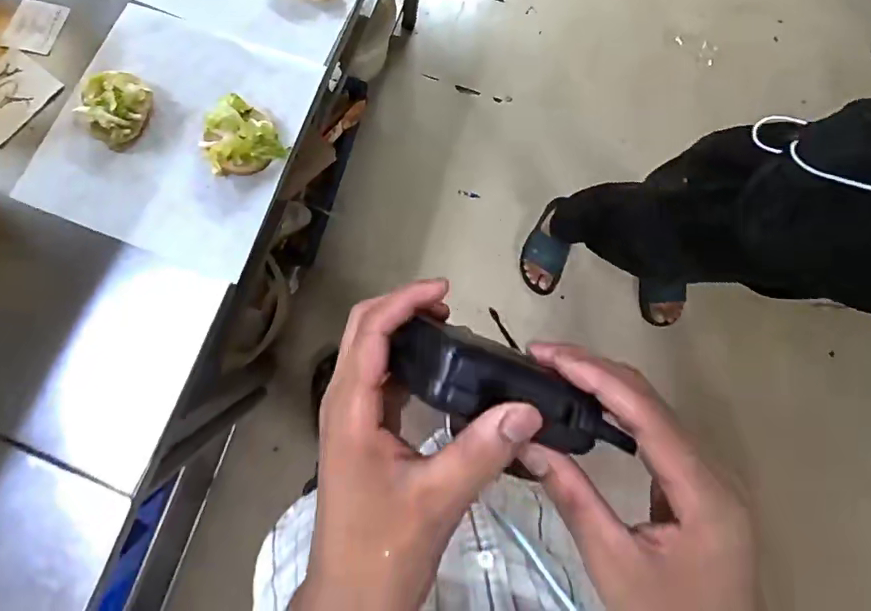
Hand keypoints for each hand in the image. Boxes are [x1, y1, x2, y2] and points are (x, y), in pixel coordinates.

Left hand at [294, 279, 543, 610]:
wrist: (350, 597)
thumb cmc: (384, 548)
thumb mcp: (437, 498)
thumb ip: (482, 451)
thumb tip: (527, 410)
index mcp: (351, 404)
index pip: (371, 330)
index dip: (404, 301)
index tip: (444, 290)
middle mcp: (342, 399)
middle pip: (363, 330)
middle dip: (400, 307)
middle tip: (447, 304)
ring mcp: (348, 414)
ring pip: (369, 351)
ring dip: (400, 330)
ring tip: (447, 327)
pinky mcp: (360, 430)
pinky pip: (379, 379)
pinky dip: (404, 361)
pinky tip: (437, 370)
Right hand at [520, 344, 757, 610]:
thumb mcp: (615, 564)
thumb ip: (572, 496)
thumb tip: (525, 440)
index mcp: (703, 490)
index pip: (643, 410)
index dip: (592, 373)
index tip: (545, 354)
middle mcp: (713, 472)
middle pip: (649, 400)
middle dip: (593, 368)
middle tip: (540, 356)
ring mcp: (708, 477)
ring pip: (652, 408)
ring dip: (602, 382)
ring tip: (554, 370)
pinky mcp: (696, 484)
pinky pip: (654, 428)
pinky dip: (615, 406)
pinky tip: (586, 402)